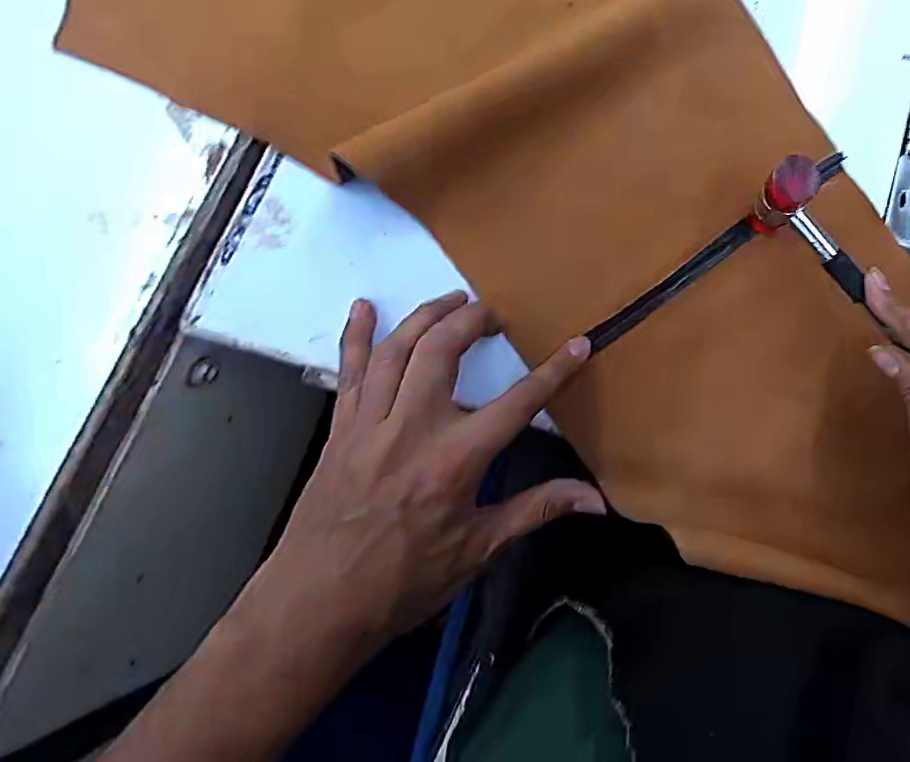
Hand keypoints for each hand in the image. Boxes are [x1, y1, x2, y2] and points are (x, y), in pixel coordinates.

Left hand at [248, 293, 604, 648]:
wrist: (312, 610)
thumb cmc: (403, 583)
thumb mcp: (479, 550)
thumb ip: (538, 509)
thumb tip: (597, 500)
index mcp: (455, 460)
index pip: (518, 402)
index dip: (555, 371)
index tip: (578, 344)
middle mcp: (412, 429)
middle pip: (443, 350)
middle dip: (474, 320)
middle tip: (495, 315)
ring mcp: (369, 425)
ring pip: (397, 349)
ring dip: (428, 315)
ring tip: (453, 299)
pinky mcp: (340, 430)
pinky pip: (347, 371)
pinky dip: (355, 335)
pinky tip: (363, 307)